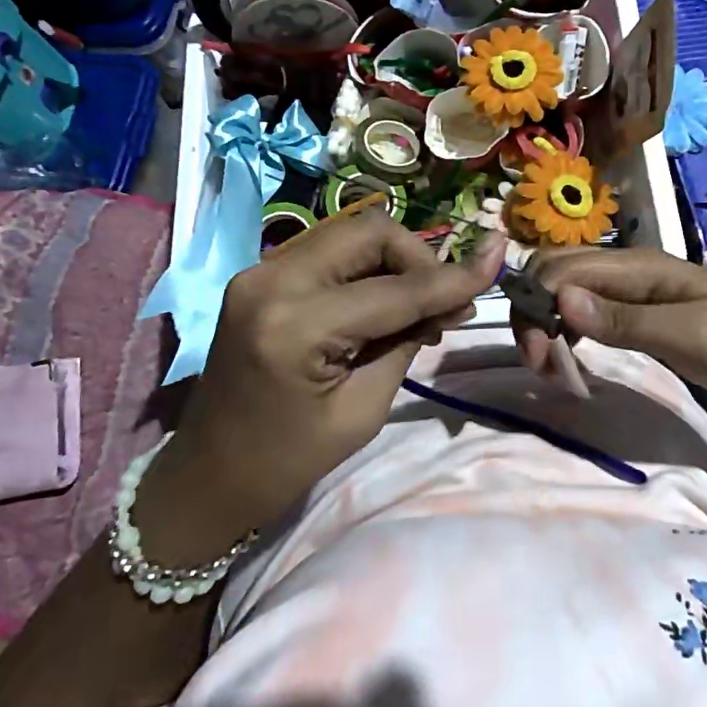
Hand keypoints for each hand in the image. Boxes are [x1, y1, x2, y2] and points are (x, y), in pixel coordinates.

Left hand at [150, 214, 504, 517]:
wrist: (208, 474)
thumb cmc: (287, 460)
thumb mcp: (363, 409)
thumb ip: (406, 341)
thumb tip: (451, 296)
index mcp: (296, 325)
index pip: (395, 288)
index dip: (452, 277)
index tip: (498, 260)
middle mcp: (272, 279)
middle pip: (370, 232)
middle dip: (419, 259)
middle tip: (445, 302)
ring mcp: (259, 271)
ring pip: (351, 234)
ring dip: (394, 261)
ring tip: (418, 307)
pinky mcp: (260, 275)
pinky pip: (330, 252)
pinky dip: (366, 268)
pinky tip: (382, 304)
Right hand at [511, 247, 706, 407]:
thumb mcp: (687, 334)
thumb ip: (622, 319)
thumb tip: (559, 299)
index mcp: (639, 265)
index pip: (564, 269)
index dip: (538, 304)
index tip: (538, 354)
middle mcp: (628, 271)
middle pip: (558, 274)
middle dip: (536, 312)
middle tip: (539, 363)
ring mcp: (632, 293)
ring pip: (568, 293)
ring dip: (548, 324)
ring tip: (550, 368)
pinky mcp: (637, 316)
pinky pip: (587, 314)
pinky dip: (567, 332)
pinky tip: (570, 359)